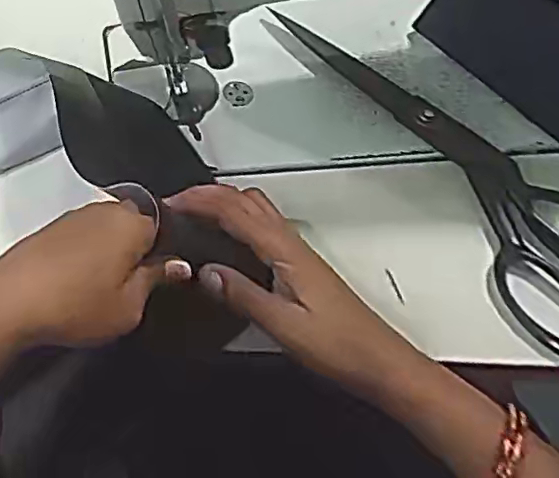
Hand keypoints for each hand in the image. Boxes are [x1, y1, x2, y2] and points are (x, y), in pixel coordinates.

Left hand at [0, 200, 192, 351]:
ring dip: (112, 252)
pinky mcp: (54, 227)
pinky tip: (82, 282)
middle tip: (136, 288)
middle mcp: (102, 210)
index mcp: (130, 222)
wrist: (13, 297)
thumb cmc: (73, 303)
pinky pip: (84, 235)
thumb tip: (175, 266)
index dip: (167, 254)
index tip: (166, 278)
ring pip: (108, 229)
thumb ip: (156, 279)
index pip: (165, 227)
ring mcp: (75, 216)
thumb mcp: (130, 306)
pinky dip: (88, 254)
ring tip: (105, 289)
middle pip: (134, 224)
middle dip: (139, 250)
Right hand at [167, 184, 430, 396]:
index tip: (171, 204)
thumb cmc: (345, 348)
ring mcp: (297, 250)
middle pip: (243, 197)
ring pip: (254, 205)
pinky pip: (262, 221)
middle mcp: (291, 243)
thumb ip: (243, 296)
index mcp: (284, 250)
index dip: (198, 200)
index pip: (233, 209)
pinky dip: (236, 214)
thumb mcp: (286, 327)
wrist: (387, 367)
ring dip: (222, 199)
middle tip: (177, 202)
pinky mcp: (299, 261)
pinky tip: (228, 233)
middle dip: (205, 192)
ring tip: (197, 210)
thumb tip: (207, 273)